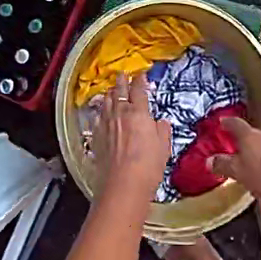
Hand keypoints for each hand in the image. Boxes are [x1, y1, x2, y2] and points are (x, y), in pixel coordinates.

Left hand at [91, 72, 170, 202]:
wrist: (122, 185)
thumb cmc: (148, 166)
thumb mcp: (163, 147)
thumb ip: (162, 131)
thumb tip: (161, 121)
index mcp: (139, 113)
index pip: (139, 91)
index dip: (140, 81)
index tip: (141, 74)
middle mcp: (120, 114)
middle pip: (119, 92)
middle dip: (121, 81)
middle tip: (122, 74)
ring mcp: (106, 124)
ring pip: (106, 102)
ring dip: (110, 94)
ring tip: (111, 89)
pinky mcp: (96, 136)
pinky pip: (98, 117)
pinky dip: (101, 111)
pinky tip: (101, 112)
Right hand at [207, 117, 260, 202]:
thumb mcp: (237, 171)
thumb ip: (222, 165)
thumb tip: (209, 161)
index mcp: (247, 135)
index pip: (234, 123)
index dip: (226, 122)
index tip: (220, 122)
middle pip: (247, 132)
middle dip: (238, 138)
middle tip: (228, 142)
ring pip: (258, 144)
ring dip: (250, 149)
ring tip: (242, 159)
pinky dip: (260, 159)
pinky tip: (258, 171)